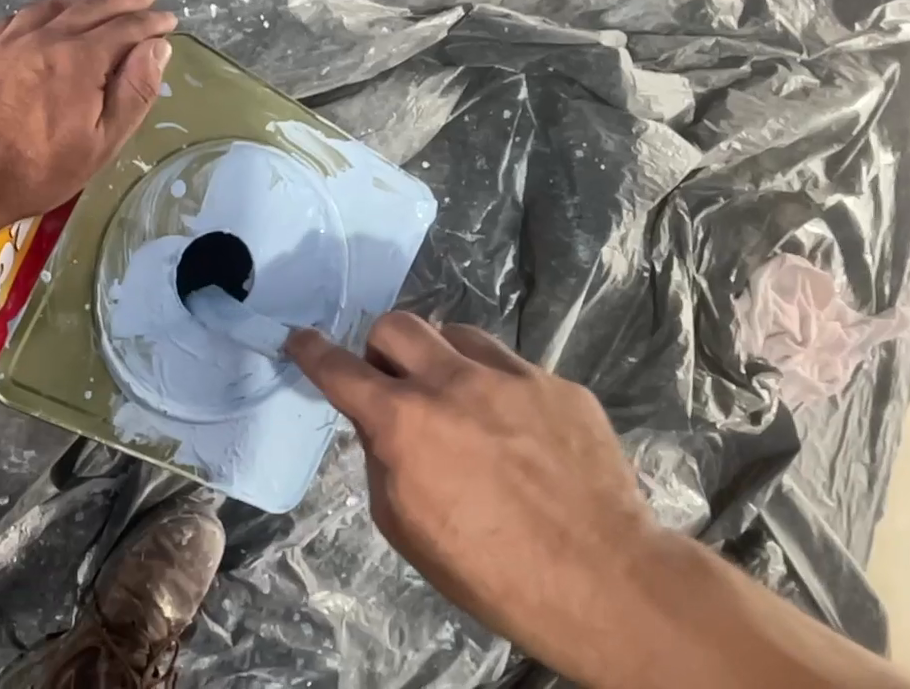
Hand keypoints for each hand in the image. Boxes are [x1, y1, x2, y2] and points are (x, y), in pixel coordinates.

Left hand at [0, 0, 175, 229]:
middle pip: (92, 7)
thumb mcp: (101, 142)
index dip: (151, 21)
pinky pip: (18, 17)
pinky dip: (42, 11)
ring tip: (98, 1)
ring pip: (52, 6)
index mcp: (80, 58)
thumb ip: (134, 91)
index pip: (126, 28)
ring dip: (82, 0)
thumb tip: (157, 47)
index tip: (169, 19)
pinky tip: (44, 17)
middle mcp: (46, 37)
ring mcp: (9, 41)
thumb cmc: (39, 169)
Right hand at [287, 315, 662, 669]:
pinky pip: (510, 364)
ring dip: (441, 359)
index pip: (339, 368)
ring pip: (455, 332)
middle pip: (396, 325)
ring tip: (459, 398)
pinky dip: (495, 384)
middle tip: (395, 383)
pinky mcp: (560, 387)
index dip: (311, 350)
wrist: (607, 585)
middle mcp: (452, 384)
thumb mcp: (403, 523)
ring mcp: (512, 378)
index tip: (301, 340)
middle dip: (381, 348)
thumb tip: (379, 425)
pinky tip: (515, 429)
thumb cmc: (489, 570)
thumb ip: (380, 458)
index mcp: (403, 422)